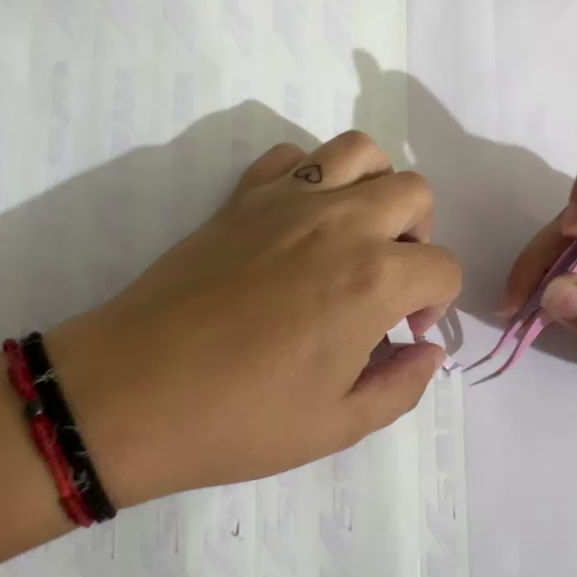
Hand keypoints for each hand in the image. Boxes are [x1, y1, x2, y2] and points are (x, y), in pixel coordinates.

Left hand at [44, 132, 461, 507]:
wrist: (132, 393)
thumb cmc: (240, 419)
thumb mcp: (338, 426)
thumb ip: (402, 386)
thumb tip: (428, 351)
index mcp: (374, 280)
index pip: (443, 265)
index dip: (435, 301)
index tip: (403, 332)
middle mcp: (341, 223)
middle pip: (414, 193)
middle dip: (418, 236)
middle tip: (388, 279)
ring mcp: (288, 201)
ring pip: (361, 150)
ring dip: (376, 185)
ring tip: (357, 231)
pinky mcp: (242, 197)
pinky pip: (293, 156)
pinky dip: (311, 174)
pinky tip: (301, 220)